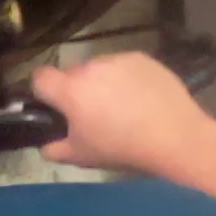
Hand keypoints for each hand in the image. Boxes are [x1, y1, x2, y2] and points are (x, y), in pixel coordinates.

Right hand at [31, 53, 215, 173]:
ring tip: (121, 107)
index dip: (41, 91)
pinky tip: (140, 99)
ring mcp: (119, 60)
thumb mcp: (82, 157)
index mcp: (70, 90)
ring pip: (98, 69)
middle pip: (71, 74)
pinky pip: (123, 66)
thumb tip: (45, 146)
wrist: (176, 138)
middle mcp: (90, 67)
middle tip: (92, 115)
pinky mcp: (143, 58)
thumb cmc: (122, 148)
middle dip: (75, 90)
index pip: (39, 77)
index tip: (52, 106)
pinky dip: (125, 79)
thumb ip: (55, 150)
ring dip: (101, 83)